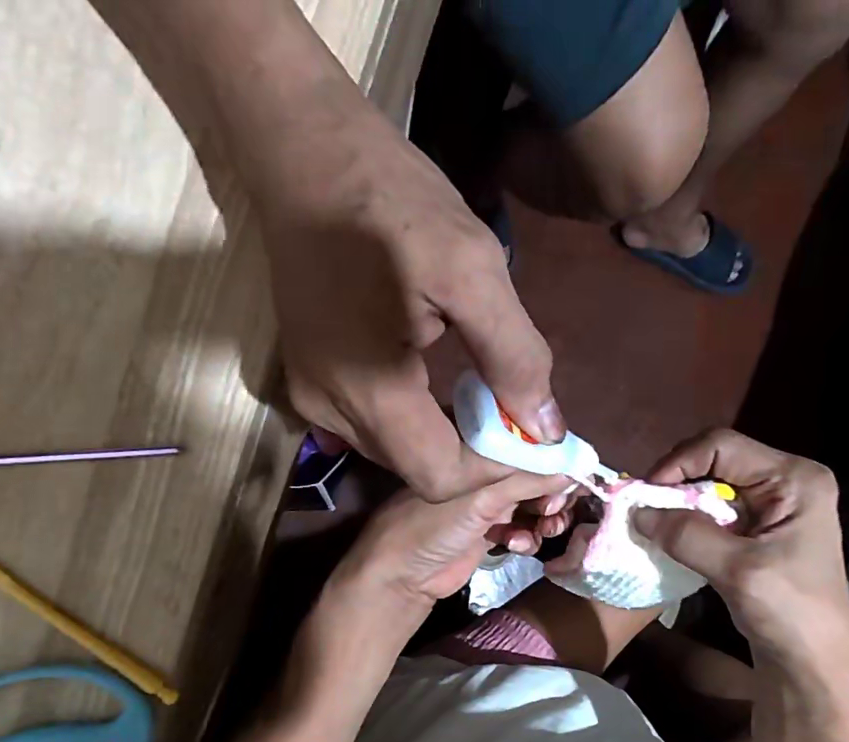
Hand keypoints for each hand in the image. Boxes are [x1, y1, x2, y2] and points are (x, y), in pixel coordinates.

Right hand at [256, 106, 562, 500]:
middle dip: (470, 451)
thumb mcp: (473, 269)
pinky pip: (365, 427)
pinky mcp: (303, 381)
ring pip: (392, 452)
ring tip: (471, 386)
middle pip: (415, 470)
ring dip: (439, 434)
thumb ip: (514, 356)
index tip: (526, 431)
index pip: (439, 478)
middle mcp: (330, 413)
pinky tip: (421, 376)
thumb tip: (545, 429)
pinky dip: (407, 418)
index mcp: (371, 392)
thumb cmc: (393, 204)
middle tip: (505, 403)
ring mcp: (310, 399)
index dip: (492, 467)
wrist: (305, 156)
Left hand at [336, 471, 572, 611]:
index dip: (550, 461)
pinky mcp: (484, 533)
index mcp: (471, 451)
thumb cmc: (433, 526)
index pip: (523, 446)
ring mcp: (482, 504)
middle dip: (550, 495)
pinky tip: (516, 546)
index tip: (569, 478)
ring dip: (542, 519)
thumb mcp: (482, 499)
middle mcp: (479, 472)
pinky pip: (519, 529)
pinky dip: (524, 537)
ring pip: (528, 506)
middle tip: (553, 510)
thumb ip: (528, 481)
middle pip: (532, 477)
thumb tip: (576, 468)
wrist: (402, 576)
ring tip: (544, 529)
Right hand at [631, 430, 848, 662]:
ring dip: (674, 503)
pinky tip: (667, 539)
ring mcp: (770, 506)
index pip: (722, 446)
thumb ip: (687, 536)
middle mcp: (785, 482)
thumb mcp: (737, 570)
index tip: (646, 495)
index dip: (678, 463)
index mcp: (795, 479)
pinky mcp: (755, 529)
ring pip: (706, 486)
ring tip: (649, 525)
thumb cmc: (788, 612)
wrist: (810, 663)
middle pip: (713, 461)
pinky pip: (708, 510)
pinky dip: (683, 521)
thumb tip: (636, 512)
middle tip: (642, 510)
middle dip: (673, 483)